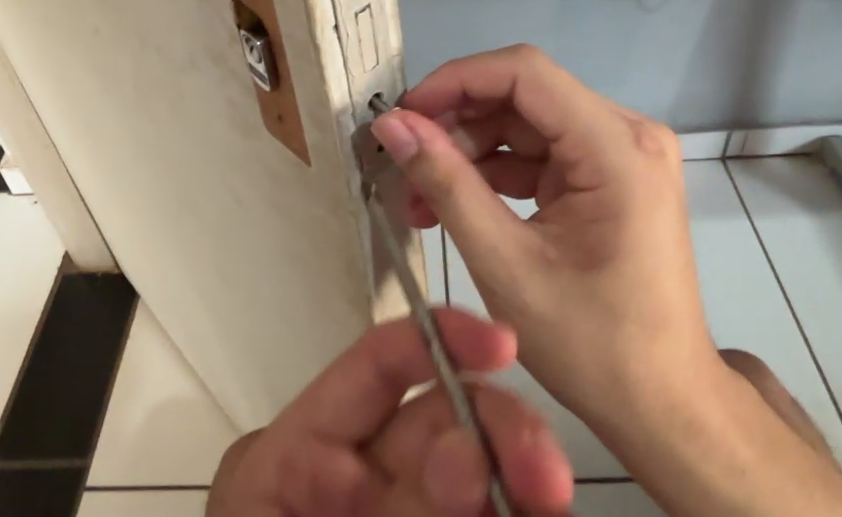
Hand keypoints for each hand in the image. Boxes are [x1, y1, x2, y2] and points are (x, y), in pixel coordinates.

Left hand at [206, 307, 573, 515]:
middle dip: (498, 434)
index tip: (502, 346)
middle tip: (544, 480)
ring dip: (522, 485)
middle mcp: (353, 480)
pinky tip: (539, 516)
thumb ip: (397, 516)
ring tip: (547, 504)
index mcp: (294, 463)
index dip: (437, 341)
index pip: (372, 368)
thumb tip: (468, 455)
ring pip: (481, 477)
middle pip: (443, 421)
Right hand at [370, 44, 721, 435]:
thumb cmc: (593, 345)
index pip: (524, 72)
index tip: (402, 116)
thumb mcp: (505, 264)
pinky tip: (453, 206)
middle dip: (455, 126)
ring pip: (525, 124)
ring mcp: (622, 154)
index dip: (455, 81)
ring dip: (468, 153)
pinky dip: (494, 174)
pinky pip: (540, 154)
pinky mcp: (610, 177)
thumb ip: (445, 185)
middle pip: (523, 96)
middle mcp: (628, 134)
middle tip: (401, 167)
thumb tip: (390, 125)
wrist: (662, 404)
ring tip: (418, 200)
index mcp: (617, 148)